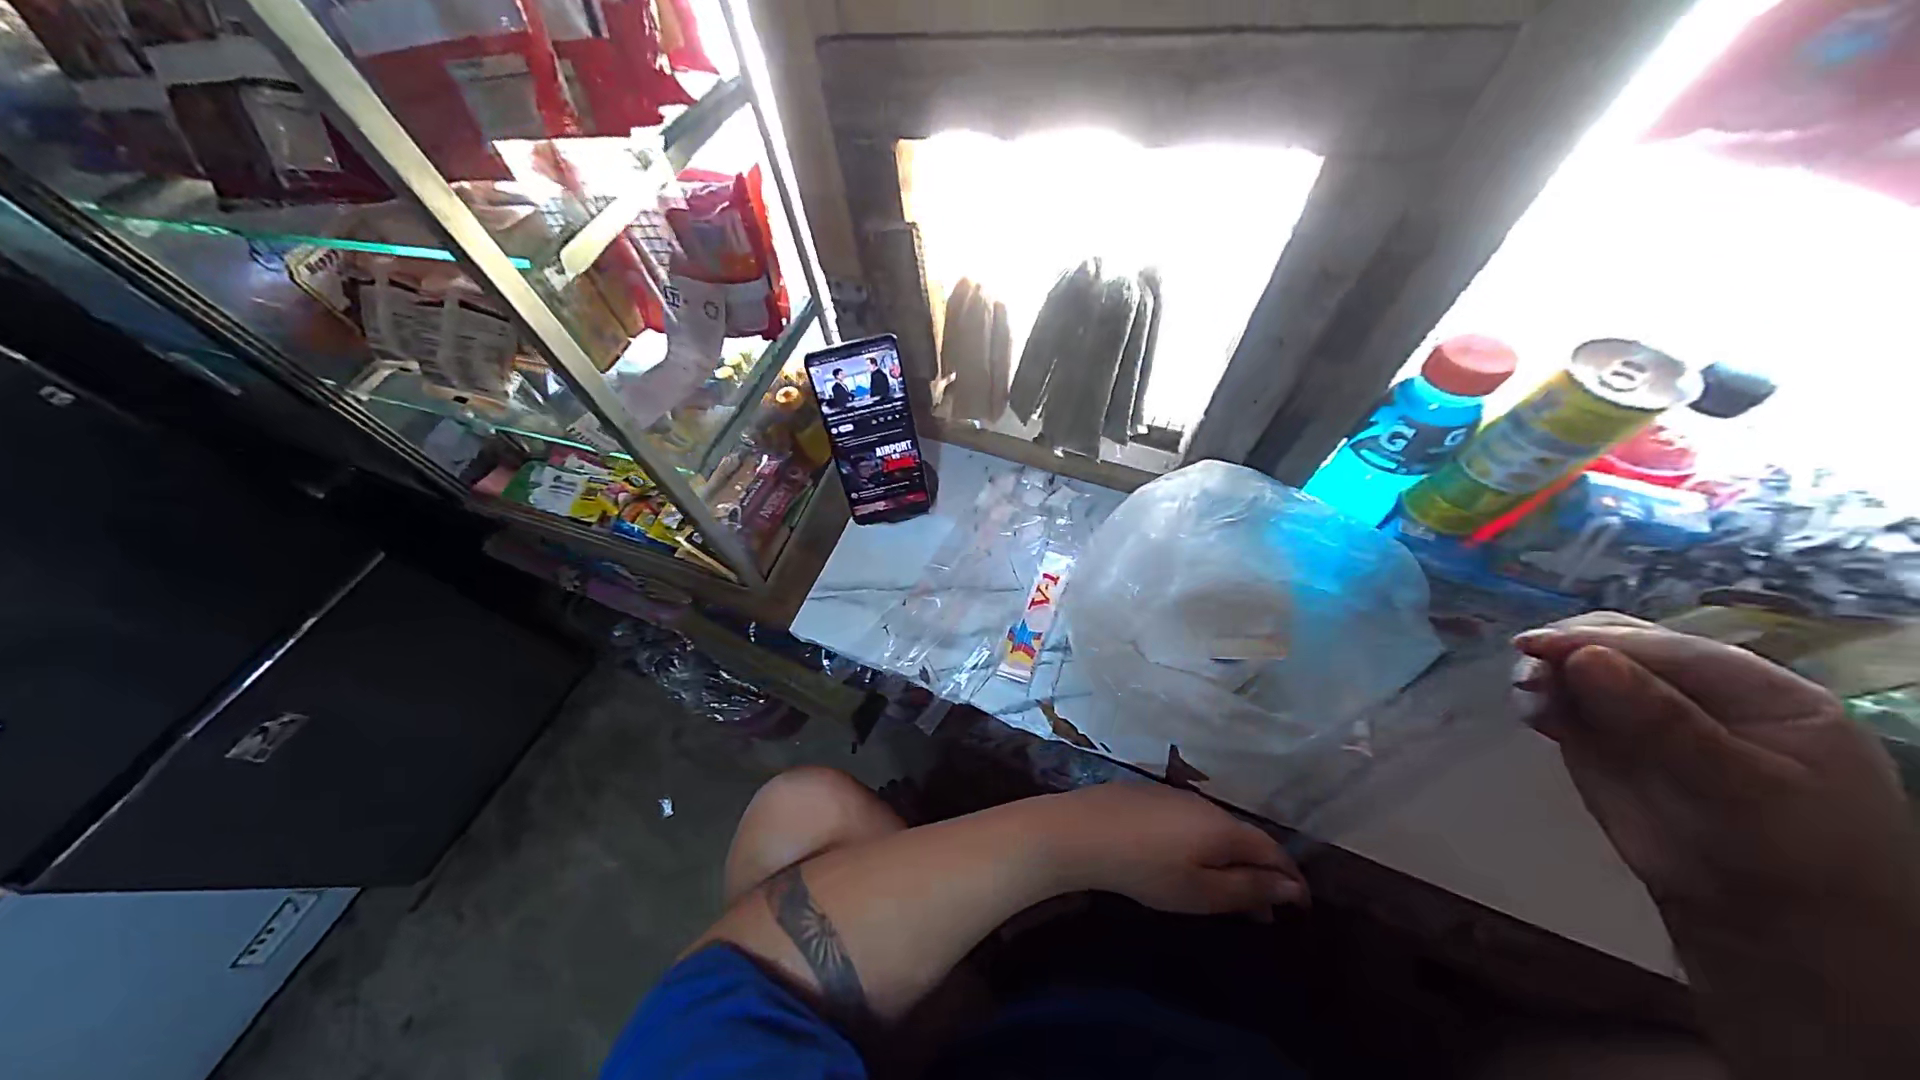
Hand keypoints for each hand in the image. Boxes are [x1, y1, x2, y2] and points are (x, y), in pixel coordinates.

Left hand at [1037, 782, 1308, 917]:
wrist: (1081, 832)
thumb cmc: (1146, 869)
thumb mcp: (1202, 891)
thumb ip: (1249, 889)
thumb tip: (1292, 887)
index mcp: (1224, 828)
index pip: (1273, 849)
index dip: (1291, 878)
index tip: (1300, 905)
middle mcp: (1204, 804)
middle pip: (1244, 837)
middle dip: (1259, 871)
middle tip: (1263, 908)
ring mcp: (1172, 795)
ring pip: (1213, 827)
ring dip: (1227, 856)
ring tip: (1225, 887)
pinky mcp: (1145, 794)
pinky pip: (1186, 819)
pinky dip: (1198, 842)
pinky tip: (1184, 858)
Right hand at [1512, 612, 1919, 921]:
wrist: (1771, 922)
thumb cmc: (1787, 855)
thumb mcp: (1739, 788)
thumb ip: (1664, 723)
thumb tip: (1582, 659)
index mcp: (1755, 689)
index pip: (1664, 648)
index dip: (1598, 640)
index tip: (1533, 645)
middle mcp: (1695, 689)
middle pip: (1618, 647)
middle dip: (1565, 651)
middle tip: (1526, 672)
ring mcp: (1644, 712)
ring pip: (1580, 671)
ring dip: (1546, 675)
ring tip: (1530, 699)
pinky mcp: (1604, 738)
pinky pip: (1565, 704)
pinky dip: (1541, 701)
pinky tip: (1534, 713)